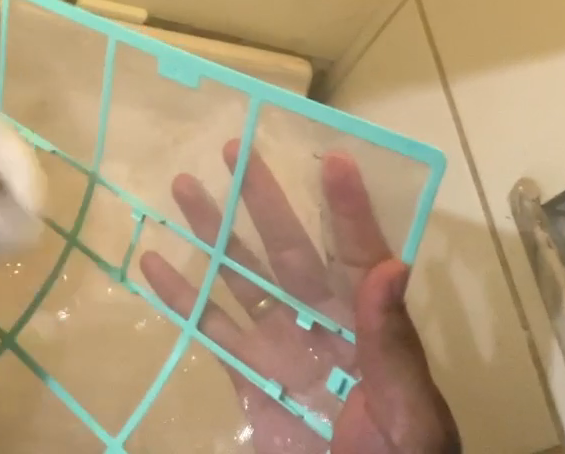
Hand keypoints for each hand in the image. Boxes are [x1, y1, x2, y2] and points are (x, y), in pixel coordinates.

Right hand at [139, 142, 458, 452]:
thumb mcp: (411, 417)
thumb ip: (394, 346)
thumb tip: (390, 267)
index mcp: (367, 329)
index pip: (357, 255)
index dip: (347, 208)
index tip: (336, 160)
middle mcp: (320, 323)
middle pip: (286, 248)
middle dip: (261, 197)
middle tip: (234, 147)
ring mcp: (279, 346)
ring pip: (239, 274)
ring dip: (212, 229)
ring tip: (183, 184)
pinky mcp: (246, 375)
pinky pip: (209, 326)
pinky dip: (180, 296)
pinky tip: (152, 262)